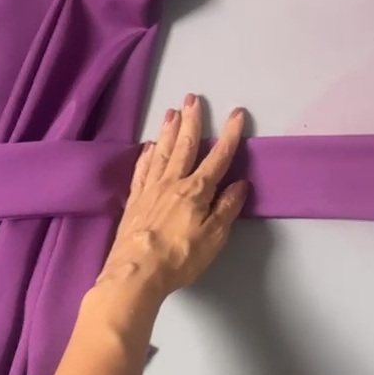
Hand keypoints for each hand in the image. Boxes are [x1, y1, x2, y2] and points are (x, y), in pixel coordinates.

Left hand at [85, 95, 248, 334]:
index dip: (229, 134)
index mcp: (197, 190)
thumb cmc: (179, 258)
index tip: (236, 113)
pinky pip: (142, 171)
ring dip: (169, 131)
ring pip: (162, 153)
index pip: (218, 157)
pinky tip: (149, 147)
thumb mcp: (214, 237)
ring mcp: (150, 190)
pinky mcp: (134, 202)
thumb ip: (227, 208)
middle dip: (192, 121)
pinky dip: (146, 156)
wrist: (133, 277)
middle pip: (185, 146)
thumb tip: (240, 183)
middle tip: (192, 98)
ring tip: (172, 111)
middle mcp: (173, 183)